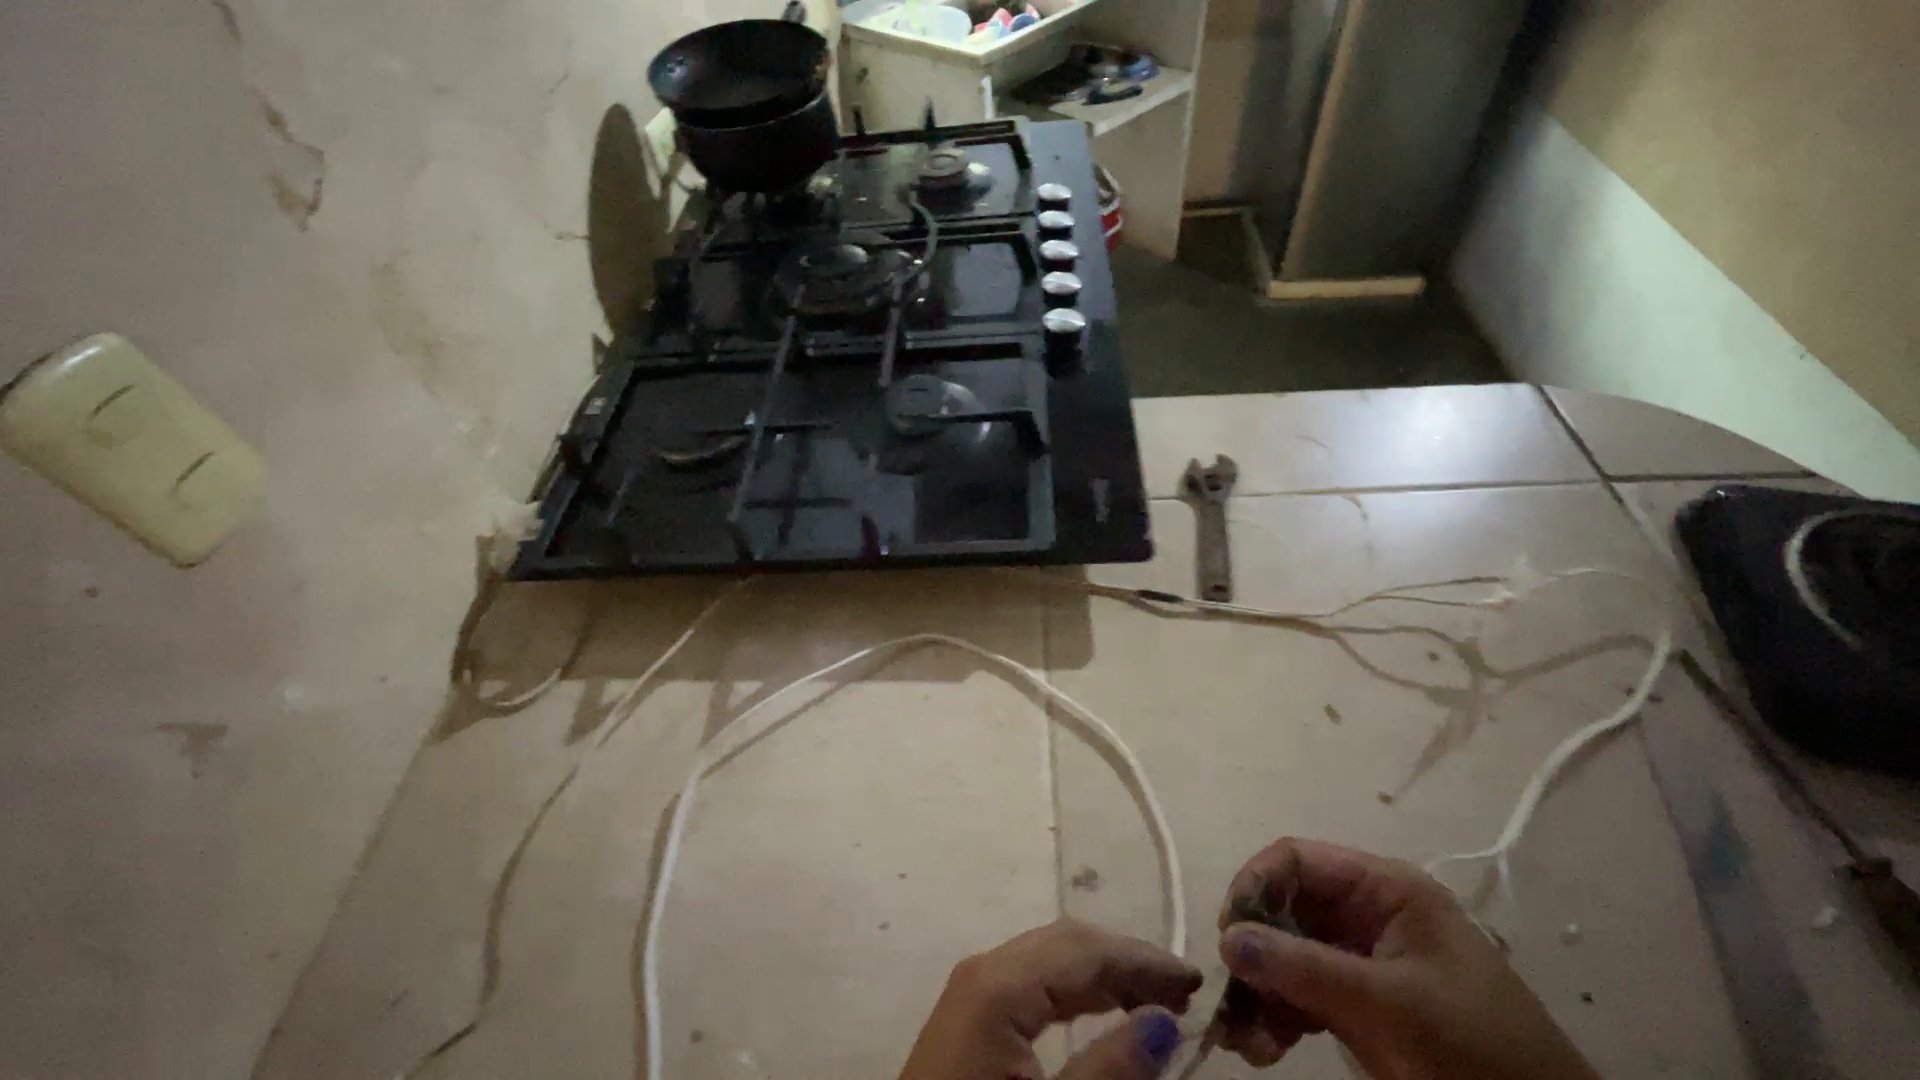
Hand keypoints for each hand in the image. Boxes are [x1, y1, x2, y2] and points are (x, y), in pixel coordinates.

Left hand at [899, 920, 1203, 1079]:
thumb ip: (1110, 1069)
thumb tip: (1164, 1021)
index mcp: (999, 985)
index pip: (1086, 950)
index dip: (1144, 960)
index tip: (1197, 980)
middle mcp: (984, 969)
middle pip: (1068, 944)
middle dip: (1128, 961)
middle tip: (1184, 993)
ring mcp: (973, 989)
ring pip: (1051, 958)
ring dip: (1106, 973)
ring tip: (1158, 1002)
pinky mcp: (972, 1014)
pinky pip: (1033, 981)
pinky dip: (1077, 989)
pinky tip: (1105, 1009)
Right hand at [1215, 838, 1598, 1079]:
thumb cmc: (1476, 1044)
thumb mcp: (1391, 1003)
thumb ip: (1306, 968)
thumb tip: (1227, 938)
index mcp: (1383, 890)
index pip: (1298, 861)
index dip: (1255, 886)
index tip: (1228, 933)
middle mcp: (1363, 915)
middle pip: (1282, 911)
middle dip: (1250, 952)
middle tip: (1228, 997)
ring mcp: (1357, 961)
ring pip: (1282, 957)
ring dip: (1257, 994)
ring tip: (1244, 1042)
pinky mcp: (1355, 1004)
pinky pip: (1297, 996)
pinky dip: (1274, 1019)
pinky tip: (1262, 1050)